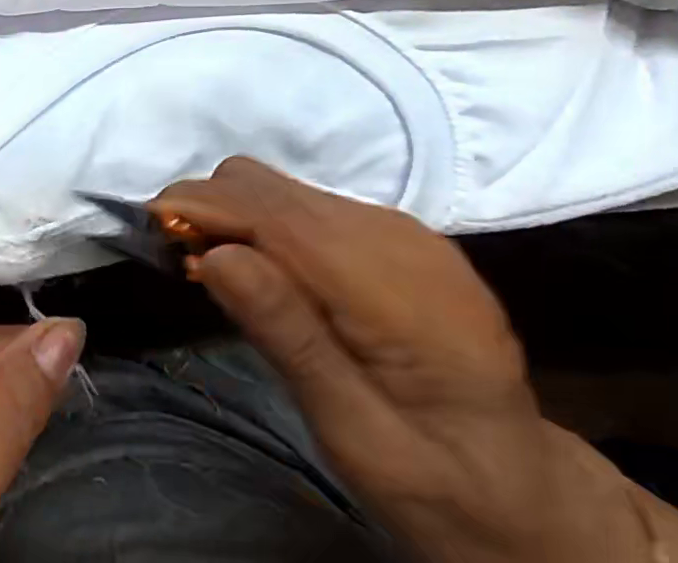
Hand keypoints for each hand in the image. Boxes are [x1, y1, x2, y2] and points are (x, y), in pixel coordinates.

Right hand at [156, 158, 657, 562]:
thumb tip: (217, 254)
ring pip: (284, 186)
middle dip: (210, 207)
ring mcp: (401, 230)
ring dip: (234, 214)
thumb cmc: (442, 487)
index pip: (277, 213)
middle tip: (177, 262)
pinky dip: (265, 224)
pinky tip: (261, 272)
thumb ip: (291, 338)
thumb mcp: (360, 438)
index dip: (204, 208)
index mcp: (397, 288)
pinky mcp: (395, 236)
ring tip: (211, 269)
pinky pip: (307, 206)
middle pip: (273, 184)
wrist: (530, 493)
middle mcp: (398, 236)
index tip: (148, 227)